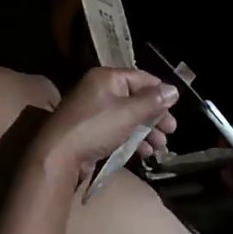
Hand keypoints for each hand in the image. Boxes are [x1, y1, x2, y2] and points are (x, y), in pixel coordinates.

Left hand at [31, 68, 178, 178]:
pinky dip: (131, 140)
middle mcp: (99, 91)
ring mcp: (93, 112)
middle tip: (171, 131)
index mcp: (107, 78)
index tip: (175, 108)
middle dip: (155, 116)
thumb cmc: (96, 127)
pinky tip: (144, 153)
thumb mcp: (129, 113)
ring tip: (160, 147)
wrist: (58, 155)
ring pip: (128, 117)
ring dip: (146, 131)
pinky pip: (117, 131)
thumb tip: (174, 90)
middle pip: (136, 99)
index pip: (141, 78)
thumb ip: (153, 101)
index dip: (160, 92)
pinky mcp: (90, 132)